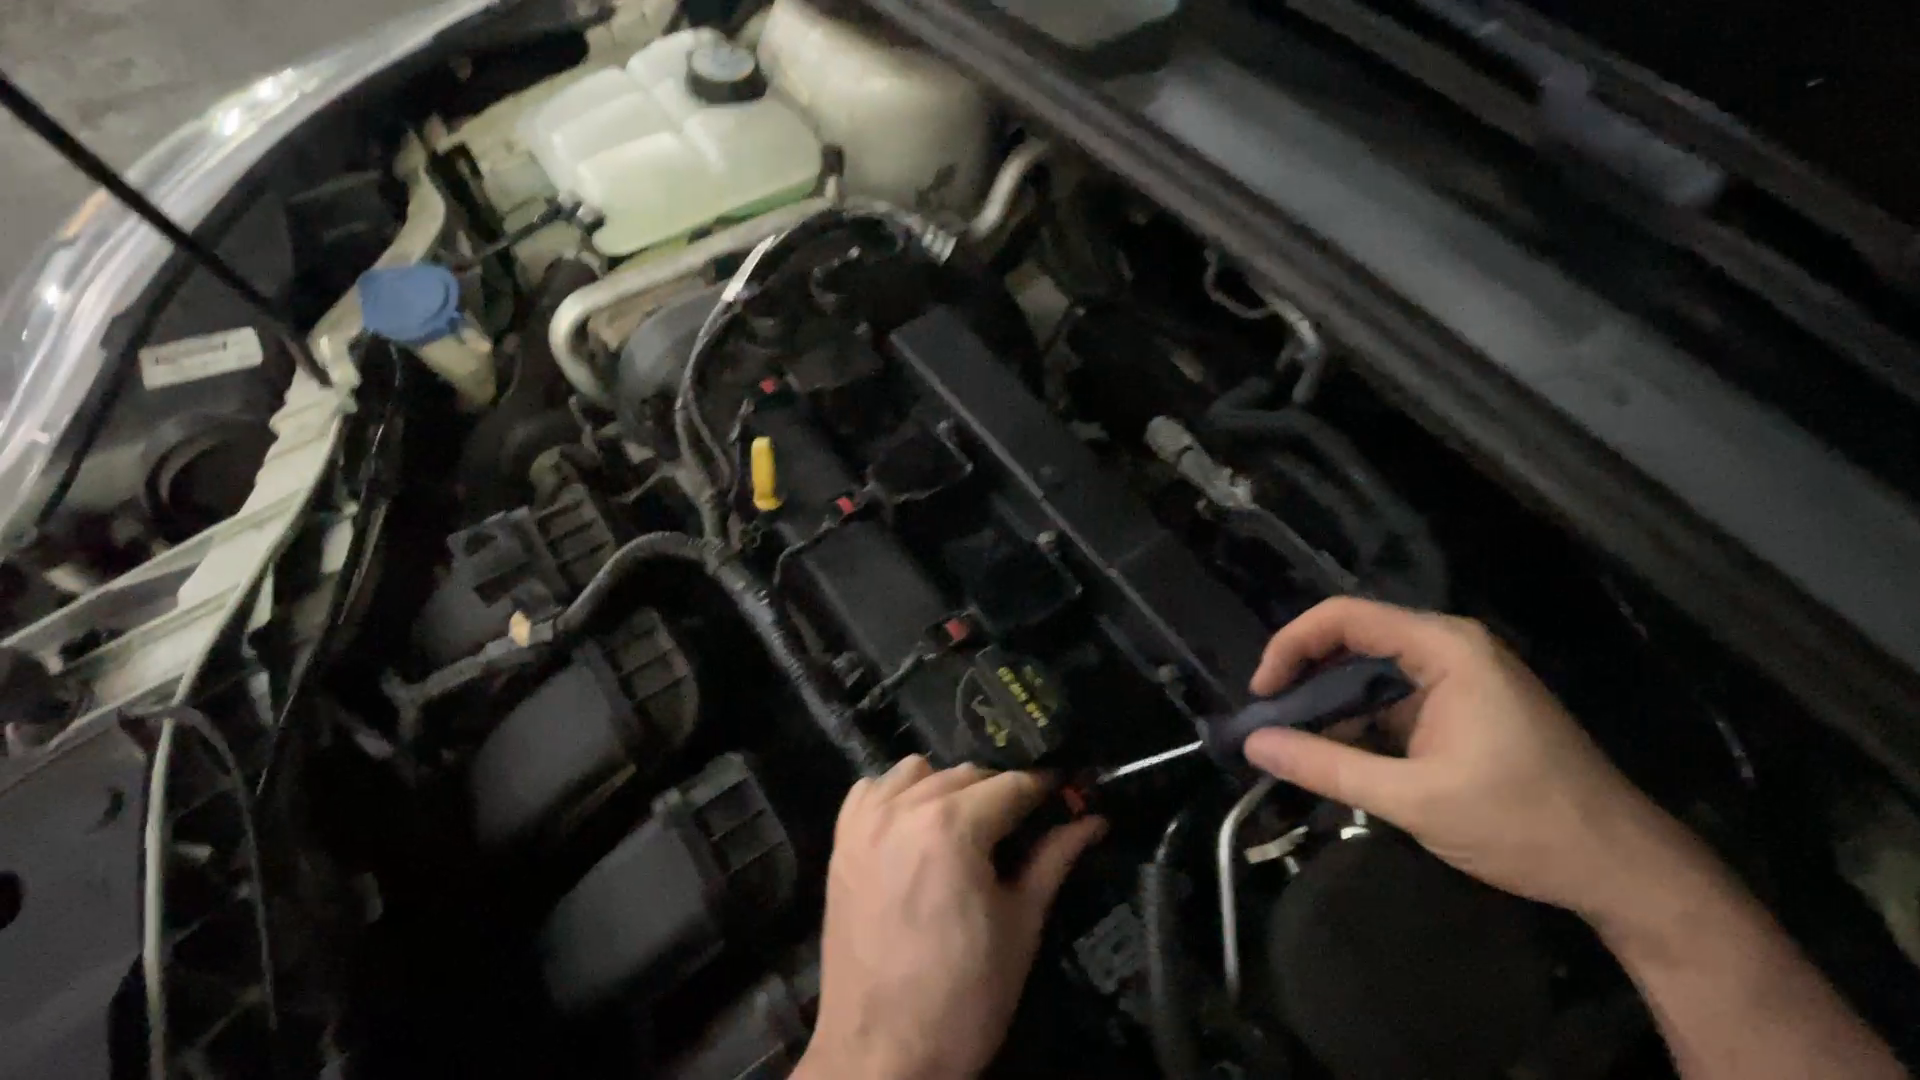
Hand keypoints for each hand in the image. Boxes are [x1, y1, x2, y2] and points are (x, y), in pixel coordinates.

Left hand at [795, 758, 1106, 1079]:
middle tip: (1022, 828)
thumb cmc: (963, 998)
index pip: (1012, 785)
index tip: (1065, 797)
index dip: (1045, 791)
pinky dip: (896, 795)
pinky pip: (871, 790)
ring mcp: (865, 823)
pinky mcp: (841, 843)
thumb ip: (1054, 860)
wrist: (882, 1054)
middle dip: (1001, 793)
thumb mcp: (1021, 926)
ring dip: (947, 787)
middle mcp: (904, 809)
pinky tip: (913, 827)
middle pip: (967, 774)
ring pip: (918, 771)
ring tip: (966, 828)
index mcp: (952, 827)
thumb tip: (1093, 820)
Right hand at [1242, 597, 1708, 920]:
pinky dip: (1360, 725)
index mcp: (1445, 649)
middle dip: (1306, 679)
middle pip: (1355, 641)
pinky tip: (1338, 759)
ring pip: (1371, 674)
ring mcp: (1460, 679)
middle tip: (1270, 724)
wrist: (1623, 870)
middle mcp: (1451, 649)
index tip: (1262, 694)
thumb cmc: (1523, 823)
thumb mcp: (1412, 798)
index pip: (1345, 618)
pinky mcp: (1463, 709)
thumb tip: (1252, 744)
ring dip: (1331, 706)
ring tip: (1295, 746)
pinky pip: (1394, 701)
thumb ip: (1326, 766)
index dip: (1292, 646)